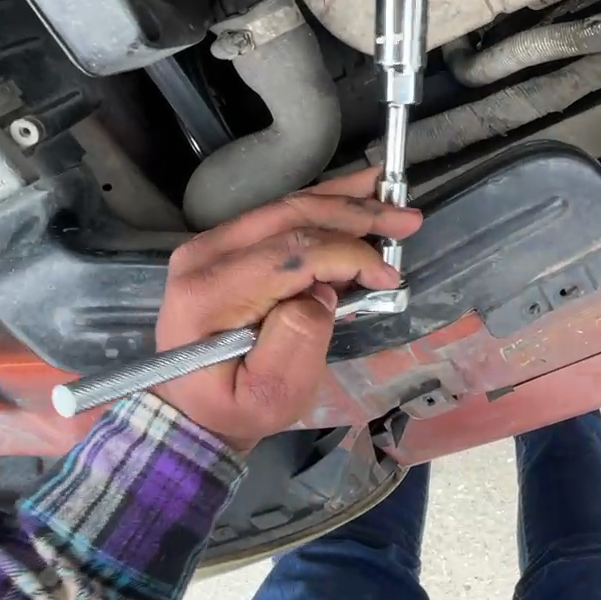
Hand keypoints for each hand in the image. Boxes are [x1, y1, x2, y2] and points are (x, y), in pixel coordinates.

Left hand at [153, 169, 421, 450]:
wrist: (193, 407)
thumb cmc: (236, 406)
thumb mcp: (270, 395)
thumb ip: (297, 341)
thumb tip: (325, 293)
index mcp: (212, 293)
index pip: (291, 253)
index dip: (348, 256)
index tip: (389, 276)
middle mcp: (206, 255)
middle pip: (291, 216)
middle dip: (356, 214)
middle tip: (407, 220)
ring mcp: (214, 244)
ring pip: (289, 206)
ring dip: (346, 200)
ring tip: (392, 192)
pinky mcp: (228, 243)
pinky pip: (282, 213)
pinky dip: (326, 204)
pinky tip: (359, 193)